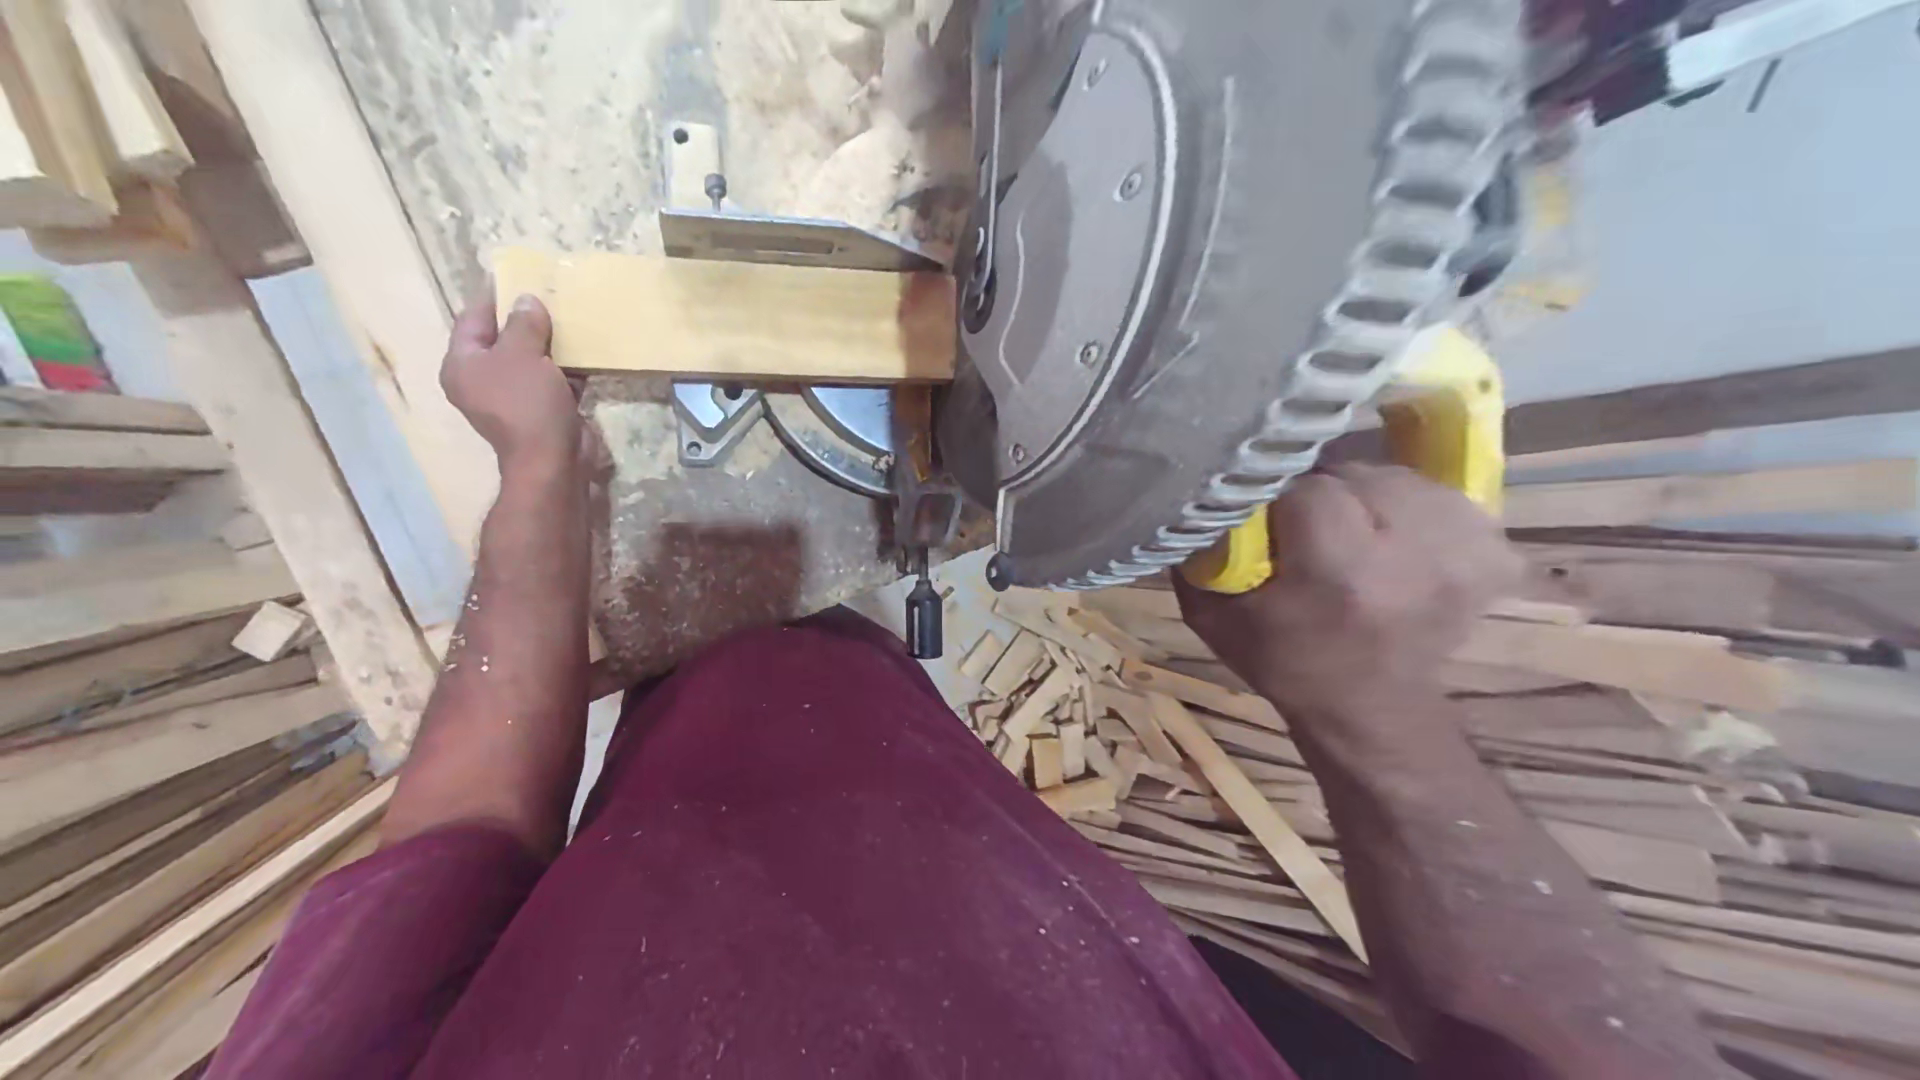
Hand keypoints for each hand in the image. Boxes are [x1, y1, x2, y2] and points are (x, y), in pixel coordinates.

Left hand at [442, 294, 582, 471]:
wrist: (553, 459)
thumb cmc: (527, 403)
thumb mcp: (522, 354)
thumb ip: (523, 324)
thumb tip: (526, 300)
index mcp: (463, 365)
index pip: (472, 320)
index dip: (492, 298)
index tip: (513, 278)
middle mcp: (483, 381)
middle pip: (502, 341)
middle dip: (526, 321)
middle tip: (548, 298)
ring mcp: (514, 399)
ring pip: (530, 362)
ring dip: (550, 345)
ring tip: (570, 322)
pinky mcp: (542, 412)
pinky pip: (552, 382)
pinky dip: (566, 370)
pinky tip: (584, 355)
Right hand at [1175, 463, 1519, 718]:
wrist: (1370, 709)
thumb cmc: (1285, 662)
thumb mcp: (1215, 616)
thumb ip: (1202, 552)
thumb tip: (1200, 497)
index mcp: (1340, 575)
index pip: (1309, 489)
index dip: (1281, 498)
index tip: (1270, 520)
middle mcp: (1411, 558)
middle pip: (1357, 474)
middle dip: (1324, 492)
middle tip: (1306, 526)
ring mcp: (1465, 555)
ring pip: (1399, 478)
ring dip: (1366, 495)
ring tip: (1349, 531)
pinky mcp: (1496, 555)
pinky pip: (1440, 496)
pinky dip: (1410, 506)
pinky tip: (1392, 536)